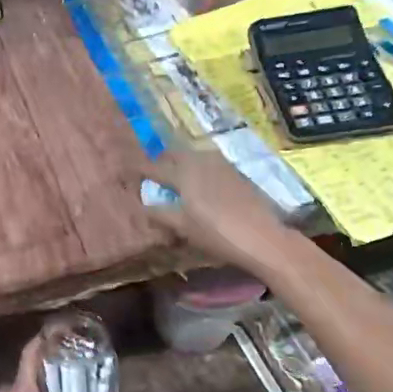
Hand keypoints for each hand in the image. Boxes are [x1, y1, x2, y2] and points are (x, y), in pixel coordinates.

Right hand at [144, 147, 305, 278]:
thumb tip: (143, 205)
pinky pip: (210, 162)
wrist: (262, 237)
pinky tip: (200, 182)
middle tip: (154, 173)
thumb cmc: (216, 233)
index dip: (140, 170)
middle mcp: (201, 163)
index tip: (130, 173)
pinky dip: (199, 166)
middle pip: (175, 153)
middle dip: (162, 160)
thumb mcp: (182, 227)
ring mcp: (222, 165)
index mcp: (183, 175)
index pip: (155, 168)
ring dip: (182, 160)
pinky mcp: (237, 173)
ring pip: (194, 154)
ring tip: (177, 176)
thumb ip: (159, 213)